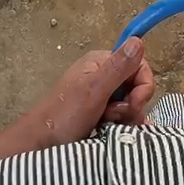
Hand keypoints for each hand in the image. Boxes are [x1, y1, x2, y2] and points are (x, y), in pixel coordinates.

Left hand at [23, 38, 155, 146]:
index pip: (139, 66)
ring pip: (132, 105)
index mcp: (101, 62)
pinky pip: (123, 118)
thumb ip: (117, 68)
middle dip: (132, 105)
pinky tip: (114, 133)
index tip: (133, 102)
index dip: (142, 86)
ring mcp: (102, 96)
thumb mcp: (93, 90)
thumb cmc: (64, 115)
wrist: (40, 144)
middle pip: (138, 87)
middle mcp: (103, 75)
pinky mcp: (101, 114)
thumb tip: (139, 40)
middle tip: (113, 116)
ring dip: (125, 118)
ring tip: (106, 125)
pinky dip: (122, 125)